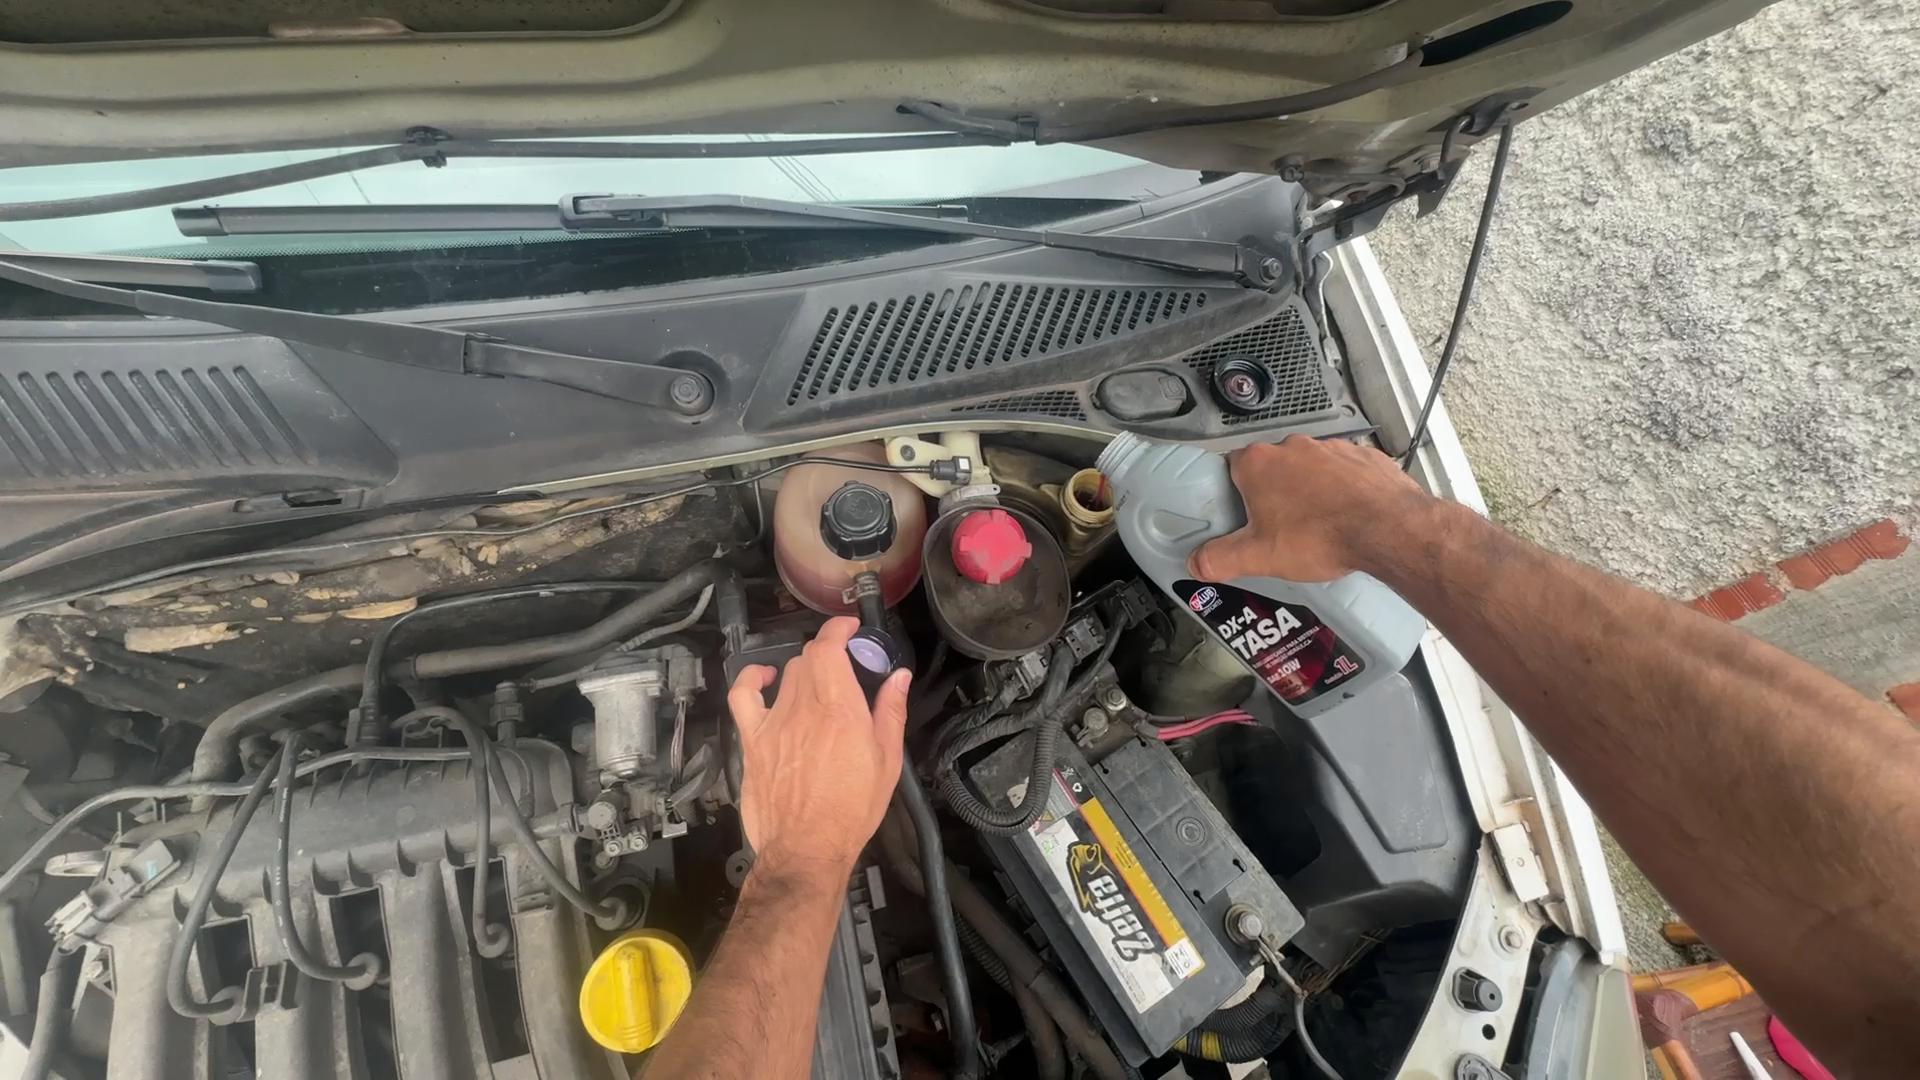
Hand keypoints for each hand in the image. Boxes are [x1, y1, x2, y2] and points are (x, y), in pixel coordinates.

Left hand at [728, 616, 909, 882]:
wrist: (807, 849)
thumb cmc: (851, 809)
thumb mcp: (888, 761)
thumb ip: (891, 712)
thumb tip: (899, 677)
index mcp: (841, 710)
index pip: (829, 648)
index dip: (838, 628)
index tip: (849, 628)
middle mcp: (805, 708)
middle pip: (809, 658)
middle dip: (829, 653)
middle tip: (845, 667)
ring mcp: (774, 723)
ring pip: (787, 673)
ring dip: (805, 669)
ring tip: (818, 683)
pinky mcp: (753, 740)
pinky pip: (743, 695)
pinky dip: (752, 678)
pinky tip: (765, 678)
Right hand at [1188, 435, 1430, 582]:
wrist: (1390, 530)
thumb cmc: (1321, 537)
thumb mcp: (1258, 557)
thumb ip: (1218, 560)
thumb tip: (1195, 564)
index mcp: (1259, 463)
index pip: (1231, 467)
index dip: (1233, 492)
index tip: (1240, 514)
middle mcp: (1293, 447)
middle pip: (1270, 468)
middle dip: (1271, 493)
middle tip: (1276, 527)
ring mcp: (1332, 448)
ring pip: (1308, 468)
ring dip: (1307, 490)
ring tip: (1315, 526)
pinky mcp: (1365, 457)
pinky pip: (1343, 472)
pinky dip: (1341, 490)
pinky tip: (1345, 517)